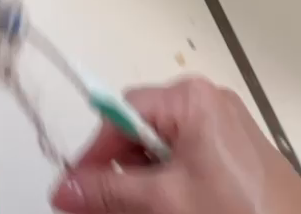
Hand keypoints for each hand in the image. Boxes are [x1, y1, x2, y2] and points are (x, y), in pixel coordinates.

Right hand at [50, 79, 300, 213]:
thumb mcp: (166, 201)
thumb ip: (111, 191)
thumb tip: (64, 189)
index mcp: (190, 97)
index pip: (121, 111)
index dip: (96, 152)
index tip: (76, 189)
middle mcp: (207, 102)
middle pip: (140, 130)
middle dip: (118, 173)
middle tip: (101, 208)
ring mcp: (224, 128)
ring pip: (161, 151)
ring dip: (141, 184)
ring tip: (134, 212)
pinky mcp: (236, 156)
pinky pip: (185, 161)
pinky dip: (167, 186)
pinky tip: (162, 209)